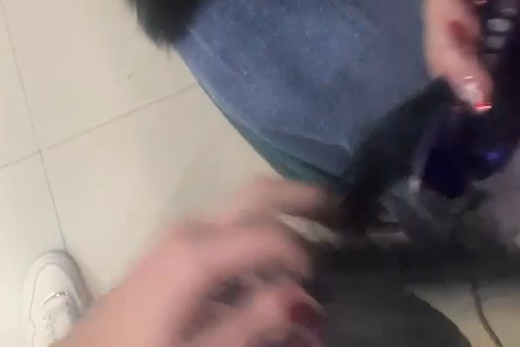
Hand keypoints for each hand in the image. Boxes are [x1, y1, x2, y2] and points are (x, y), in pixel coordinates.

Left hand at [60, 179, 327, 346]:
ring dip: (282, 220)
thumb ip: (250, 325)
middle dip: (303, 199)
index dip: (307, 252)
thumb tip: (301, 296)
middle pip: (257, 194)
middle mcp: (190, 229)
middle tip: (346, 215)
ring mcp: (179, 236)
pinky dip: (258, 239)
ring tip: (321, 240)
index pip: (269, 230)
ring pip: (243, 209)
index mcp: (196, 250)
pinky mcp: (173, 253)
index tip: (334, 284)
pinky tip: (275, 271)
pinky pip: (227, 232)